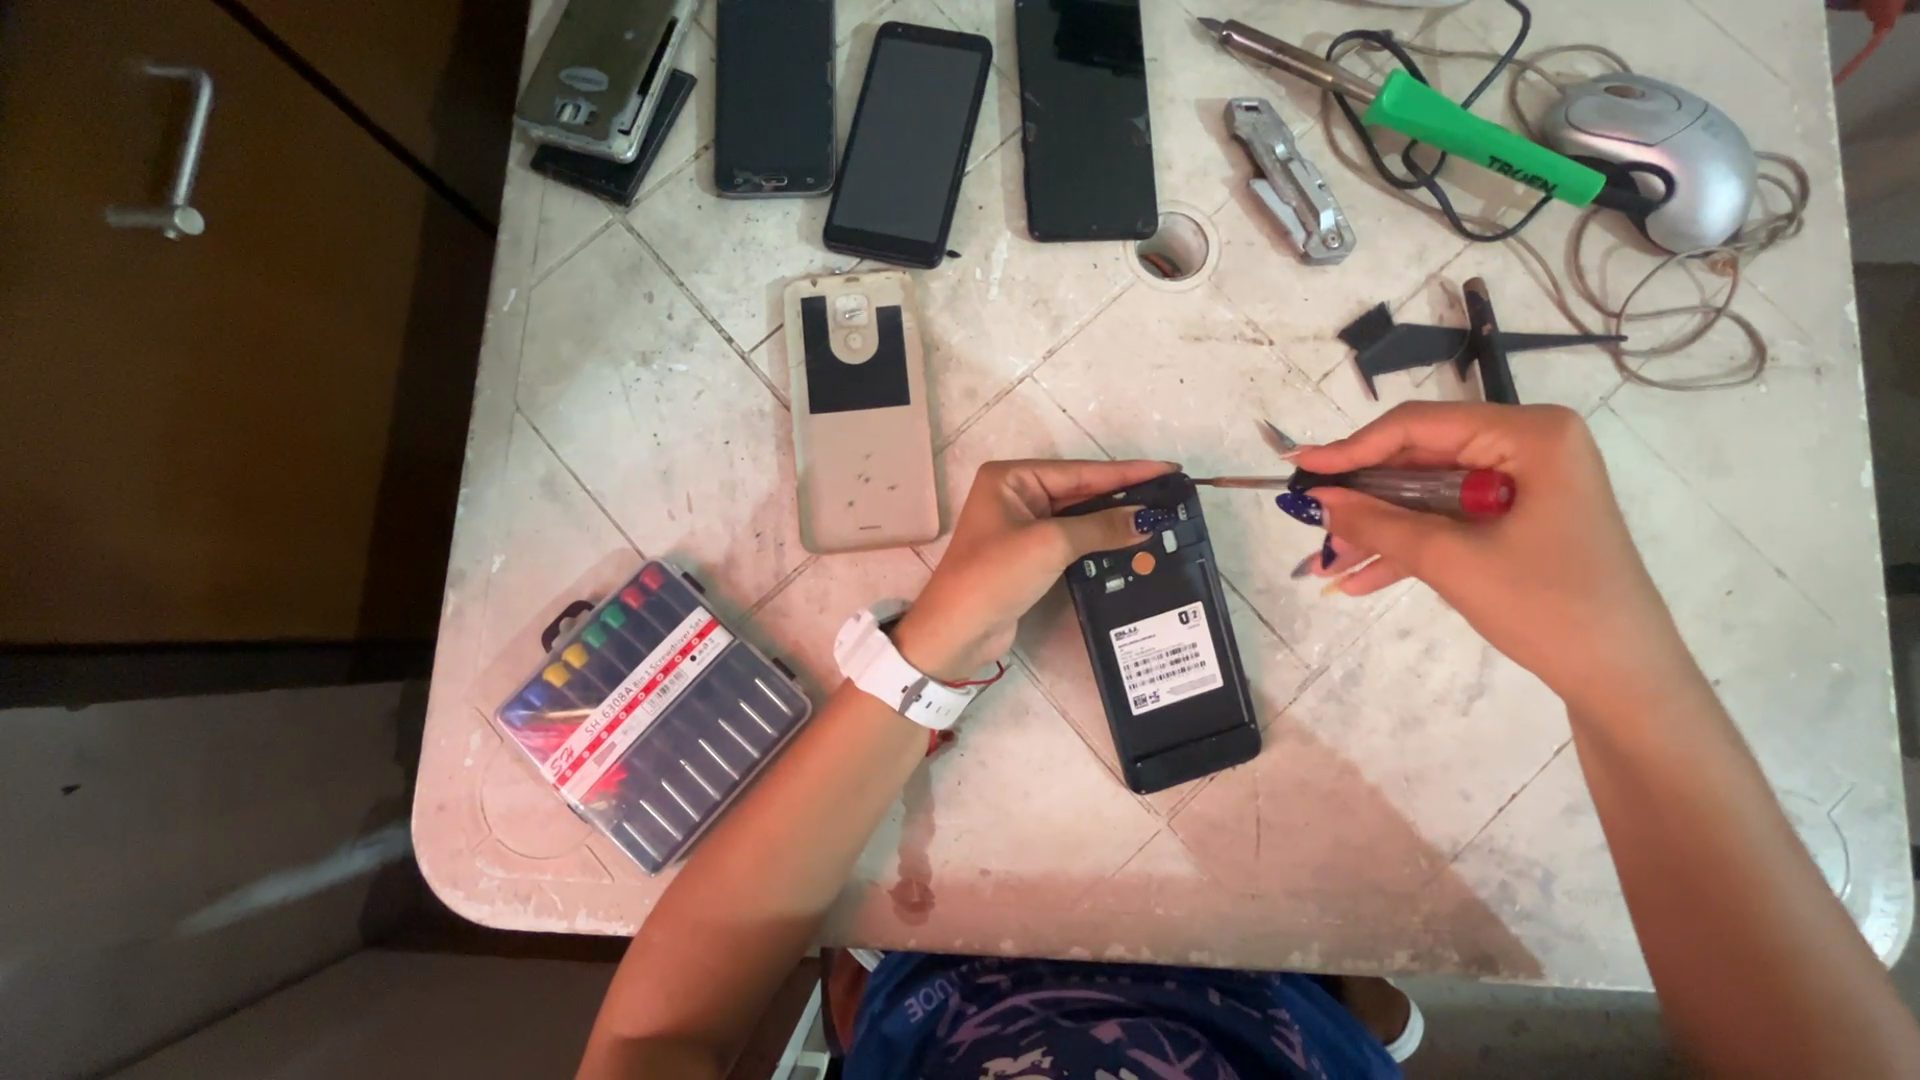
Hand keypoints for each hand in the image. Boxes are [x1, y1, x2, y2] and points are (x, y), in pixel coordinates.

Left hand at [892, 459, 1175, 680]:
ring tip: (1160, 519)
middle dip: (1123, 496)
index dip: (1127, 473)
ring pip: (1078, 517)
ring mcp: (1021, 527)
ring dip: (1113, 520)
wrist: (957, 631)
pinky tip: (1129, 542)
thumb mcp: (1050, 544)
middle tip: (1172, 496)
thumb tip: (1148, 518)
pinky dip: (1098, 541)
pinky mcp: (1028, 556)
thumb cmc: (995, 575)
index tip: (1169, 470)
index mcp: (1011, 478)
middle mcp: (1015, 495)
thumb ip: (1100, 526)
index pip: (1080, 472)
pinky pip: (1071, 541)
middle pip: (1081, 491)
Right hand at [1291, 403, 1688, 710]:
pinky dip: (1405, 549)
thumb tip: (1317, 501)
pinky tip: (1357, 579)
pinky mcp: (1515, 520)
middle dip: (1362, 500)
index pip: (1419, 426)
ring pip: (1424, 496)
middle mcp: (1526, 447)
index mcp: (1529, 435)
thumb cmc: (1546, 605)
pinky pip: (1445, 522)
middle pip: (1418, 460)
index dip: (1351, 448)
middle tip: (1309, 521)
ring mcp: (1521, 485)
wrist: (1621, 677)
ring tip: (1325, 565)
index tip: (1298, 468)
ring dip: (1376, 531)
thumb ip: (1377, 523)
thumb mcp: (1450, 560)